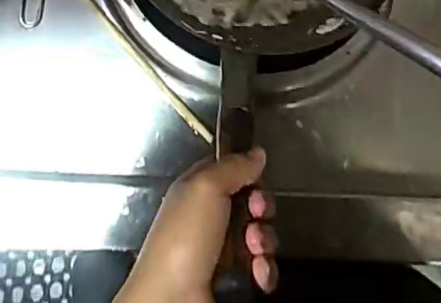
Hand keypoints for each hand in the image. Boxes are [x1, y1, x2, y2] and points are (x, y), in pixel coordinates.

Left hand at [117, 149, 277, 301]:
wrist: (174, 300)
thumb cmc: (185, 236)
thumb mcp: (205, 187)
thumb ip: (233, 167)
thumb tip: (258, 152)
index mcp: (198, 189)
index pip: (230, 171)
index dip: (247, 173)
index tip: (257, 178)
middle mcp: (212, 217)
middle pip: (250, 202)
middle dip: (261, 206)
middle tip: (257, 213)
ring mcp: (225, 251)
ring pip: (260, 236)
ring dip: (265, 240)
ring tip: (254, 248)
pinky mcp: (237, 282)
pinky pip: (263, 269)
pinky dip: (265, 270)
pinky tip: (258, 273)